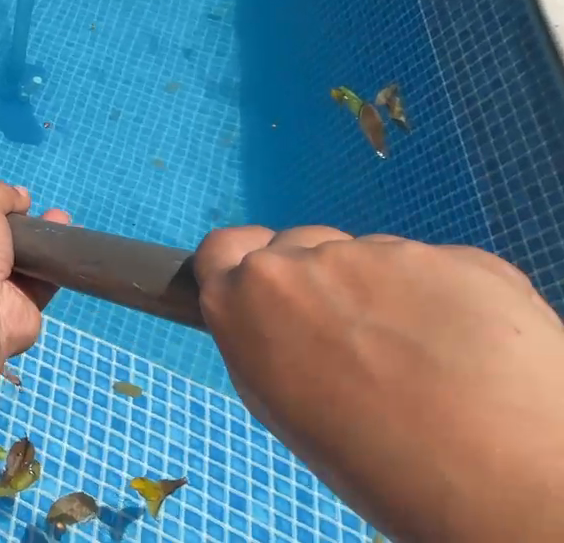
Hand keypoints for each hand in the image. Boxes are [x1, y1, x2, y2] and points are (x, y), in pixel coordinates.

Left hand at [0, 181, 69, 369]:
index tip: (15, 200)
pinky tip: (71, 246)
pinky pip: (42, 281)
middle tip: (45, 210)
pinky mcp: (21, 304)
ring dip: (43, 240)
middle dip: (22, 222)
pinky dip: (56, 265)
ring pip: (23, 257)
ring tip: (63, 220)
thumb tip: (20, 194)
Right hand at [197, 226, 563, 542]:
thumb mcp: (280, 402)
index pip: (225, 246)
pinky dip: (459, 300)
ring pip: (375, 258)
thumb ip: (261, 337)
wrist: (510, 488)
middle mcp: (292, 264)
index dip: (252, 260)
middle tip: (371, 338)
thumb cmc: (377, 464)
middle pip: (302, 248)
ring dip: (393, 290)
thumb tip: (278, 320)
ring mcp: (373, 254)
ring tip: (438, 355)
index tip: (283, 288)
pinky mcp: (454, 259)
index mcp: (237, 298)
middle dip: (328, 279)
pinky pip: (445, 269)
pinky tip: (482, 351)